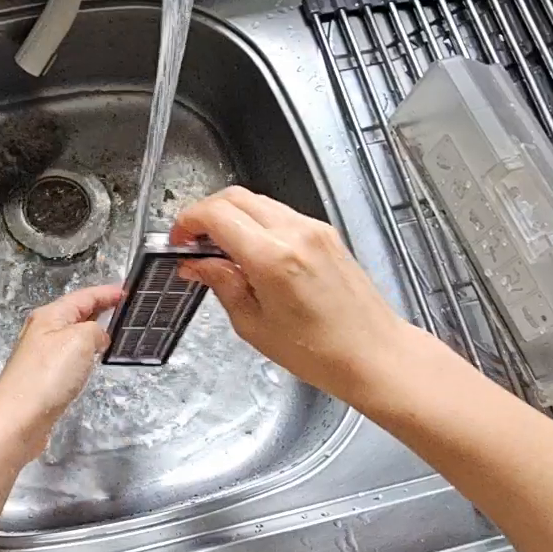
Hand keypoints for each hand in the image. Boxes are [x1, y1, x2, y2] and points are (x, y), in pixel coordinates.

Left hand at [0, 283, 124, 461]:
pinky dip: (85, 351)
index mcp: (50, 315)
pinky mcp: (43, 376)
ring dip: (93, 330)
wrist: (17, 419)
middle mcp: (43, 330)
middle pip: (76, 312)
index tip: (128, 291)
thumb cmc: (49, 375)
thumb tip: (99, 337)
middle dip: (100, 308)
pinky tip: (94, 359)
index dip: (106, 292)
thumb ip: (95, 331)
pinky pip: (69, 354)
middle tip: (126, 309)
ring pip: (72, 333)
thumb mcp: (80, 341)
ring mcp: (41, 354)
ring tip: (116, 332)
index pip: (83, 296)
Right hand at [172, 186, 411, 403]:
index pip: (216, 214)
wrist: (373, 354)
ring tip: (219, 250)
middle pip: (234, 196)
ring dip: (230, 216)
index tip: (179, 240)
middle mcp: (295, 233)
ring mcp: (313, 229)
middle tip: (192, 242)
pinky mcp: (325, 233)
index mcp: (273, 258)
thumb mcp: (252, 324)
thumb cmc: (319, 351)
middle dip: (205, 213)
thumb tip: (197, 264)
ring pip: (257, 201)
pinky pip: (279, 213)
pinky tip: (249, 251)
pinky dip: (255, 222)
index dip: (188, 222)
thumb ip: (221, 284)